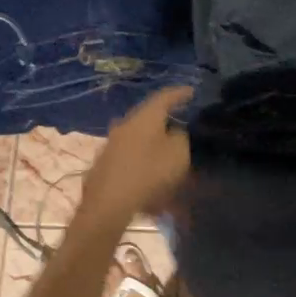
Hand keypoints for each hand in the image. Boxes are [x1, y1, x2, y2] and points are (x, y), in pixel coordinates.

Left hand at [76, 86, 192, 231]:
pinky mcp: (104, 163)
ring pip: (138, 136)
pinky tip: (151, 171)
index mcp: (145, 117)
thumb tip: (174, 132)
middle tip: (179, 121)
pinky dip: (143, 158)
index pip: (165, 97)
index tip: (191, 91)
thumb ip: (180, 138)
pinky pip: (130, 154)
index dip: (180, 93)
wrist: (107, 205)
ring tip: (166, 151)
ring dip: (153, 141)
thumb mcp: (178, 154)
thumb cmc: (148, 174)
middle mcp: (125, 124)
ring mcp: (111, 143)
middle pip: (148, 116)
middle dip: (164, 119)